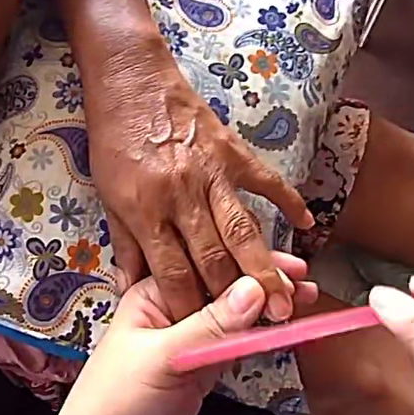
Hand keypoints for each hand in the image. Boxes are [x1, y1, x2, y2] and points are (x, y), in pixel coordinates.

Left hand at [28, 251, 318, 414]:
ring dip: (267, 311)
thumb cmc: (115, 402)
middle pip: (222, 291)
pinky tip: (284, 330)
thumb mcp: (163, 358)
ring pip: (233, 319)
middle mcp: (169, 313)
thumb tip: (254, 288)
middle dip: (262, 284)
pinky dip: (260, 339)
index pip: (204, 269)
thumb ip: (209, 325)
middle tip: (303, 282)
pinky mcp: (199, 372)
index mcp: (150, 296)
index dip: (245, 266)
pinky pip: (235, 348)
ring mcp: (186, 343)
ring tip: (305, 300)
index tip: (286, 268)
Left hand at [86, 62, 314, 321]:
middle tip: (264, 329)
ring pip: (243, 229)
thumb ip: (124, 243)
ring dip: (266, 267)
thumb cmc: (113, 141)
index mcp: (144, 212)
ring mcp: (210, 173)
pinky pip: (266, 181)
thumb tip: (129, 286)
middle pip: (213, 258)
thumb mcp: (107, 195)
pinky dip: (288, 201)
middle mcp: (180, 197)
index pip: (171, 272)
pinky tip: (306, 225)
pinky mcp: (232, 151)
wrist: (129, 81)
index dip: (191, 307)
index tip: (206, 333)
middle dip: (238, 299)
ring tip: (287, 298)